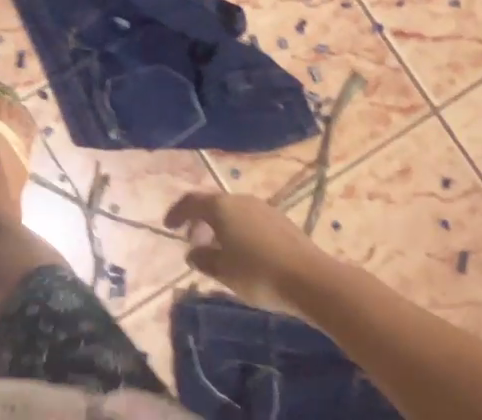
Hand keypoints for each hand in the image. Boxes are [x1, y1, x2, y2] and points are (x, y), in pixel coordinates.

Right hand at [166, 191, 332, 317]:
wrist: (313, 281)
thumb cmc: (259, 273)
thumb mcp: (223, 271)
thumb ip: (203, 259)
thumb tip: (193, 253)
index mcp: (220, 207)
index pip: (190, 201)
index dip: (177, 213)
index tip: (168, 226)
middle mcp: (240, 200)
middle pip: (212, 204)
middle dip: (199, 221)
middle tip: (193, 240)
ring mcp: (264, 209)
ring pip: (233, 212)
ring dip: (221, 227)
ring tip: (219, 250)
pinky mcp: (283, 222)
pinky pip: (251, 221)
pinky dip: (240, 231)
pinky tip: (245, 253)